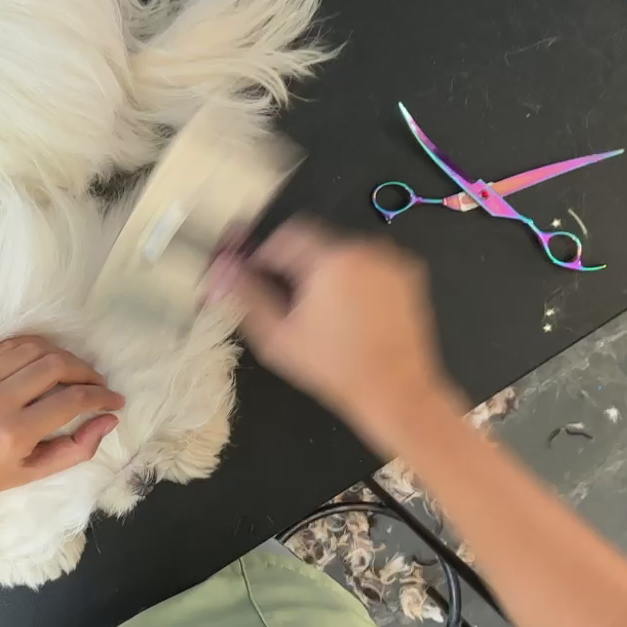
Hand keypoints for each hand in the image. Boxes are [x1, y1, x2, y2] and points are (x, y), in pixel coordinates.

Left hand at [0, 336, 123, 515]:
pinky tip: (45, 360)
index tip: (115, 400)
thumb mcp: (35, 472)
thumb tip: (110, 420)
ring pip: (32, 348)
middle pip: (55, 365)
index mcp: (15, 433)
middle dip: (86, 371)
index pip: (72, 401)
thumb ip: (77, 448)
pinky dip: (33, 348)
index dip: (101, 397)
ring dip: (61, 355)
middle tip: (97, 383)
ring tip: (74, 371)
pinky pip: (6, 346)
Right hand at [207, 219, 451, 427]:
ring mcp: (390, 260)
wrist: (396, 391)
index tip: (257, 276)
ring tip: (318, 311)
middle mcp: (364, 249)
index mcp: (331, 260)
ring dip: (323, 271)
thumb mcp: (278, 336)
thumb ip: (246, 295)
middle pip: (313, 242)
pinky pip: (366, 263)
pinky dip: (350, 278)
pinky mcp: (407, 274)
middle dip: (294, 265)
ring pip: (340, 252)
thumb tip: (219, 268)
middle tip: (286, 301)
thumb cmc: (333, 367)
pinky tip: (346, 312)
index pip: (284, 235)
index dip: (264, 254)